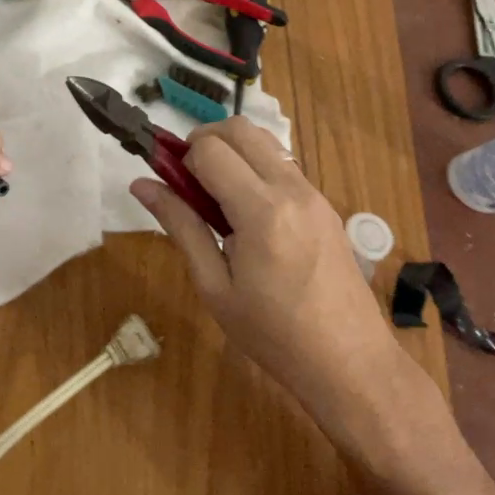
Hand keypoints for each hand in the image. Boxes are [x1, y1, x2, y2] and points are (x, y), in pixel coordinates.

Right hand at [128, 118, 399, 412]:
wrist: (353, 366)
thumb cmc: (274, 335)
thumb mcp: (215, 287)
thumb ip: (180, 227)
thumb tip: (141, 185)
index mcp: (261, 211)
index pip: (210, 149)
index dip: (181, 159)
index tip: (170, 187)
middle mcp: (292, 190)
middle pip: (239, 128)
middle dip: (204, 141)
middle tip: (188, 182)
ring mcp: (314, 195)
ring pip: (264, 141)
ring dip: (232, 152)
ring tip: (216, 199)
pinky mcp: (326, 206)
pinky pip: (282, 165)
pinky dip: (255, 169)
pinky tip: (247, 216)